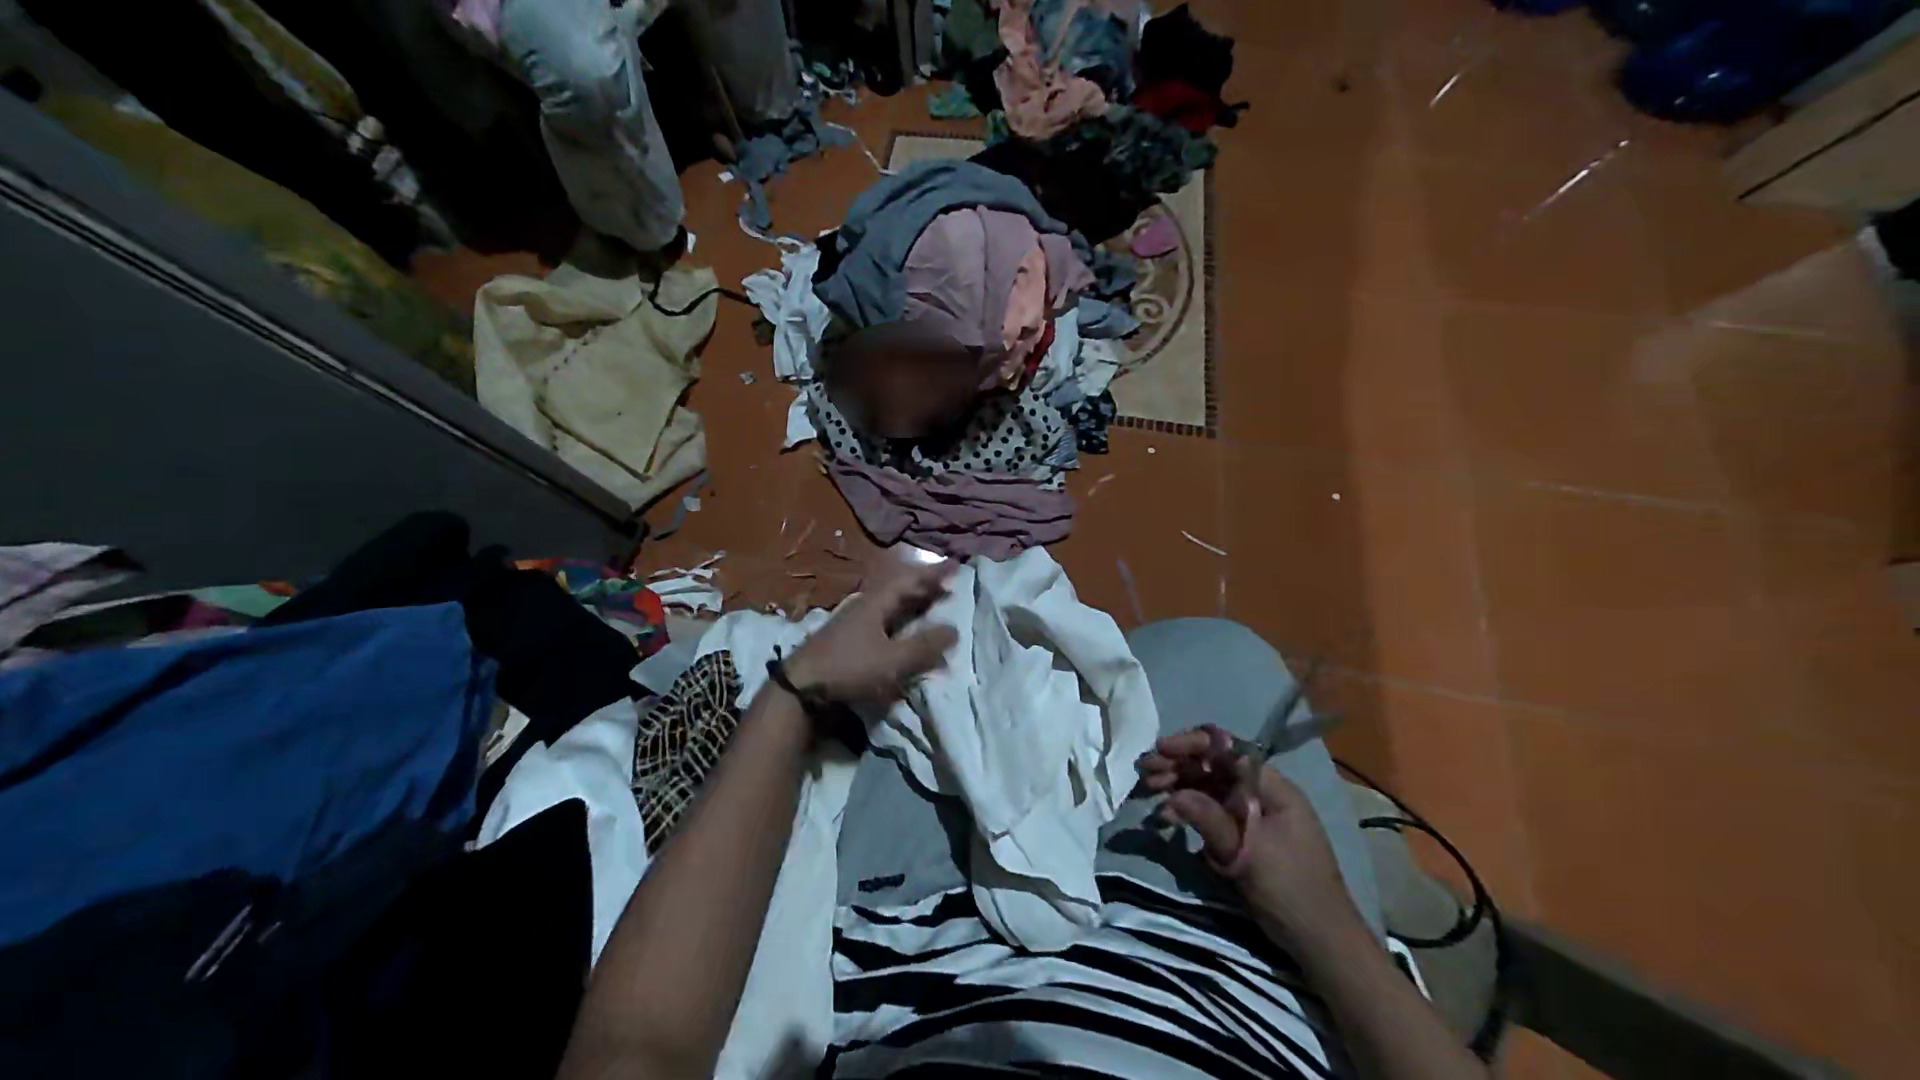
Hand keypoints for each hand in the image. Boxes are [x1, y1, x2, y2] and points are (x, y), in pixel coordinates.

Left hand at [781, 558, 959, 705]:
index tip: (956, 565)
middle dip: (925, 586)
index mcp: (876, 601)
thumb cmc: (848, 668)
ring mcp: (855, 621)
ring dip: (913, 603)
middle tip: (949, 585)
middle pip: (900, 589)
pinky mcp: (849, 638)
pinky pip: (884, 620)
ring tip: (933, 606)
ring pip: (891, 605)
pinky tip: (906, 631)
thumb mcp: (892, 660)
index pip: (910, 579)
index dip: (934, 573)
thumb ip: (924, 646)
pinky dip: (901, 621)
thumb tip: (954, 629)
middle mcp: (865, 604)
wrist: (800, 687)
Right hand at [1139, 726, 1362, 948]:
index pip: (1228, 749)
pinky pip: (1210, 809)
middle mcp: (1260, 793)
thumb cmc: (1290, 890)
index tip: (1161, 750)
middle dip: (1178, 764)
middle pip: (1214, 766)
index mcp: (1271, 787)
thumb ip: (1210, 820)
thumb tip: (1173, 795)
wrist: (1321, 940)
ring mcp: (1251, 814)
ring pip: (1208, 786)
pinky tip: (1166, 813)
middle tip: (1144, 771)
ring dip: (1178, 784)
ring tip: (1148, 787)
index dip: (1193, 744)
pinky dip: (1187, 807)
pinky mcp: (1243, 834)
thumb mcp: (1247, 854)